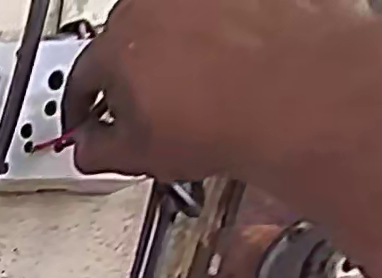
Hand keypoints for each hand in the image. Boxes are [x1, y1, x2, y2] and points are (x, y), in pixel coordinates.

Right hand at [64, 0, 374, 180]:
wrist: (301, 96)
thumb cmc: (223, 120)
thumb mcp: (132, 157)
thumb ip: (94, 148)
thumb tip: (88, 144)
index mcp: (117, 43)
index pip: (81, 78)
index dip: (80, 107)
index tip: (89, 118)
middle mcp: (157, 2)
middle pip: (124, 37)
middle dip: (127, 70)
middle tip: (140, 102)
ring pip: (172, 17)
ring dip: (172, 44)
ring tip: (187, 82)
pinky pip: (220, 11)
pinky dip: (218, 28)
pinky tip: (224, 59)